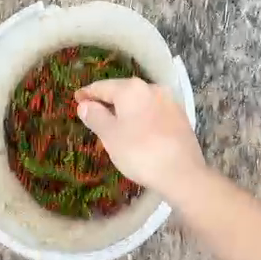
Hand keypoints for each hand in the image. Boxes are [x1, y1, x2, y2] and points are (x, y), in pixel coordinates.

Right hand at [75, 77, 207, 198]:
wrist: (183, 173)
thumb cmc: (140, 152)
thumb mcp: (110, 136)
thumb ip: (95, 117)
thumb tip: (84, 104)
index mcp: (131, 89)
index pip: (103, 86)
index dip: (87, 93)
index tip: (77, 98)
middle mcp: (151, 88)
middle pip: (123, 91)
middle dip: (108, 100)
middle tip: (94, 111)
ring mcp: (168, 101)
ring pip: (140, 101)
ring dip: (126, 109)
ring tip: (115, 122)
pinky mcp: (180, 116)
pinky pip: (153, 111)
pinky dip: (141, 117)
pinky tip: (138, 130)